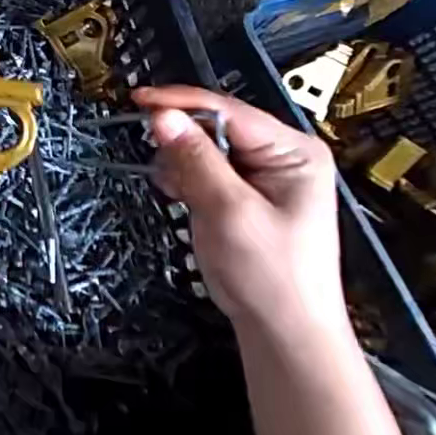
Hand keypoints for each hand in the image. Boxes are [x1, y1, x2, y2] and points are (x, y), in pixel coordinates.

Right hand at [132, 86, 347, 339]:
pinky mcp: (242, 195)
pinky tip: (180, 193)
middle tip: (154, 151)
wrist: (283, 333)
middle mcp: (280, 158)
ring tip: (177, 189)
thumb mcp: (230, 211)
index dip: (182, 103)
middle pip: (216, 127)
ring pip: (205, 148)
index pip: (229, 110)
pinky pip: (204, 170)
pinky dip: (185, 178)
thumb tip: (163, 117)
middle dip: (182, 139)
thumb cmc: (273, 279)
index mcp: (294, 152)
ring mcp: (261, 177)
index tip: (142, 100)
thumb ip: (195, 160)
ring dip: (182, 162)